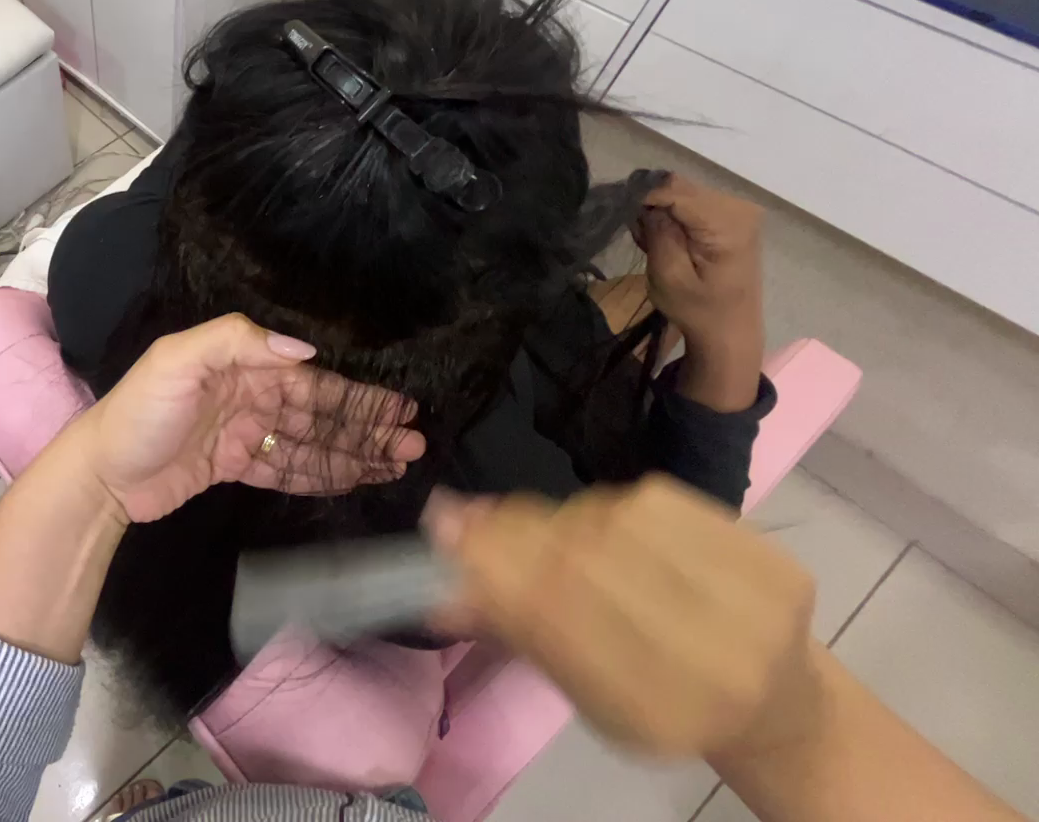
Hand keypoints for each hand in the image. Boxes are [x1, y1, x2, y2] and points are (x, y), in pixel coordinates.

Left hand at [68, 313, 423, 522]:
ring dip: (352, 451)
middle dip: (364, 426)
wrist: (102, 473)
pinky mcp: (232, 467)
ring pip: (307, 442)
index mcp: (238, 367)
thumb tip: (305, 350)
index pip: (309, 380)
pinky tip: (353, 478)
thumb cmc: (139, 413)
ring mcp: (241, 434)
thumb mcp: (177, 361)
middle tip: (414, 443)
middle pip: (316, 412)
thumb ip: (236, 343)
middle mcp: (246, 396)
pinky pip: (285, 468)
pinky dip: (320, 472)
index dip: (354, 394)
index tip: (400, 406)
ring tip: (398, 463)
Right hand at [425, 475, 817, 758]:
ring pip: (616, 522)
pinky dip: (615, 504)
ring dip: (564, 518)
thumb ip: (514, 633)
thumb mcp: (581, 693)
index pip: (555, 618)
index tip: (443, 530)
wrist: (778, 704)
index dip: (492, 564)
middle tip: (472, 515)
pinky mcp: (772, 561)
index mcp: (660, 712)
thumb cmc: (660, 704)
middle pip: (585, 562)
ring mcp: (755, 607)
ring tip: (551, 532)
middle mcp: (716, 663)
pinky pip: (659, 501)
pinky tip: (612, 525)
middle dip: (514, 530)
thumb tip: (436, 588)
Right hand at [633, 175, 764, 353]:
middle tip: (639, 238)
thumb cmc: (699, 309)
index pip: (675, 190)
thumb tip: (644, 204)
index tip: (617, 215)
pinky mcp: (730, 216)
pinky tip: (666, 238)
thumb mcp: (668, 277)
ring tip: (651, 242)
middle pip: (678, 187)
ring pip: (679, 191)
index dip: (641, 197)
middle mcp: (738, 207)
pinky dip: (669, 216)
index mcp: (727, 224)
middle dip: (649, 206)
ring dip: (657, 212)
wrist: (730, 328)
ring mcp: (737, 210)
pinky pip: (688, 201)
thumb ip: (659, 235)